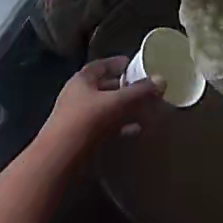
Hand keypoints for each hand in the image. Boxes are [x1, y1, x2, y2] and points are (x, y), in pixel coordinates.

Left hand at [38, 57, 163, 159]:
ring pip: (106, 108)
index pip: (102, 65)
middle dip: (125, 88)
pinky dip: (120, 126)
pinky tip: (135, 130)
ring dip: (125, 109)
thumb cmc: (86, 121)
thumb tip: (162, 80)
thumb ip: (139, 92)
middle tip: (145, 88)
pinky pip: (106, 126)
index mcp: (82, 80)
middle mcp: (79, 95)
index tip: (135, 64)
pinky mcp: (82, 138)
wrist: (60, 159)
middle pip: (105, 87)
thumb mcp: (115, 103)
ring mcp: (79, 117)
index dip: (118, 63)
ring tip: (146, 110)